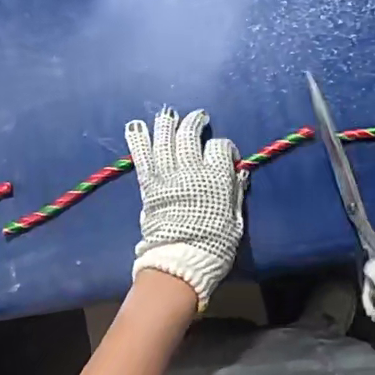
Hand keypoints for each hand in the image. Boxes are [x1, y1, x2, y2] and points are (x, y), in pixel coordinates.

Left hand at [126, 107, 245, 306]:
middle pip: (190, 135)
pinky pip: (141, 155)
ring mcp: (167, 175)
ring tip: (170, 114)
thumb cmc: (213, 245)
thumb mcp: (234, 220)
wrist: (180, 259)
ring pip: (165, 139)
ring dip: (166, 123)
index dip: (224, 148)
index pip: (220, 148)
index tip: (225, 154)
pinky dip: (137, 138)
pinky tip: (135, 124)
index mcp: (216, 178)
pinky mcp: (149, 184)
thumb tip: (238, 174)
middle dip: (194, 122)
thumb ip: (235, 194)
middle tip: (197, 117)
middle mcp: (191, 170)